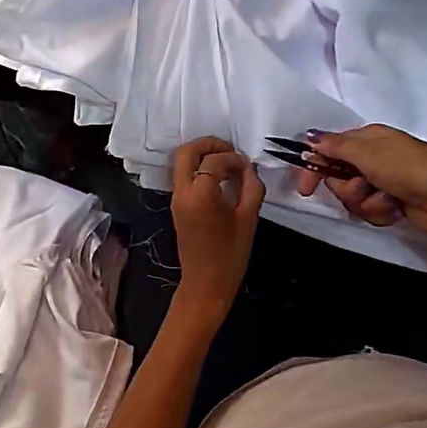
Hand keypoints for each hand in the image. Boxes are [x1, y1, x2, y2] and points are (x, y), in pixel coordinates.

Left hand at [170, 137, 264, 308]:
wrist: (206, 283)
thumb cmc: (230, 254)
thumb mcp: (249, 217)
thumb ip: (251, 186)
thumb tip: (248, 168)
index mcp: (200, 194)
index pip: (215, 160)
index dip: (234, 159)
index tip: (247, 168)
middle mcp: (182, 192)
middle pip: (186, 152)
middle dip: (209, 144)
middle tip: (230, 150)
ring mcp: (176, 199)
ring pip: (182, 163)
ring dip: (203, 156)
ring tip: (228, 165)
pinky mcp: (176, 206)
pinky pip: (184, 177)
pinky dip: (199, 170)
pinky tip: (220, 179)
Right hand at [293, 124, 426, 237]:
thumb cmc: (410, 169)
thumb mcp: (369, 154)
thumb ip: (335, 147)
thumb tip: (309, 136)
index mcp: (367, 139)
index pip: (328, 150)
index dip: (314, 168)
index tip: (305, 188)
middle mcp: (372, 158)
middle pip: (337, 177)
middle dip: (348, 189)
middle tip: (364, 187)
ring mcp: (382, 181)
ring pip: (352, 197)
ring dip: (366, 202)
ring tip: (387, 199)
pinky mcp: (390, 202)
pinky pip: (368, 210)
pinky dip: (379, 212)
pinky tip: (396, 209)